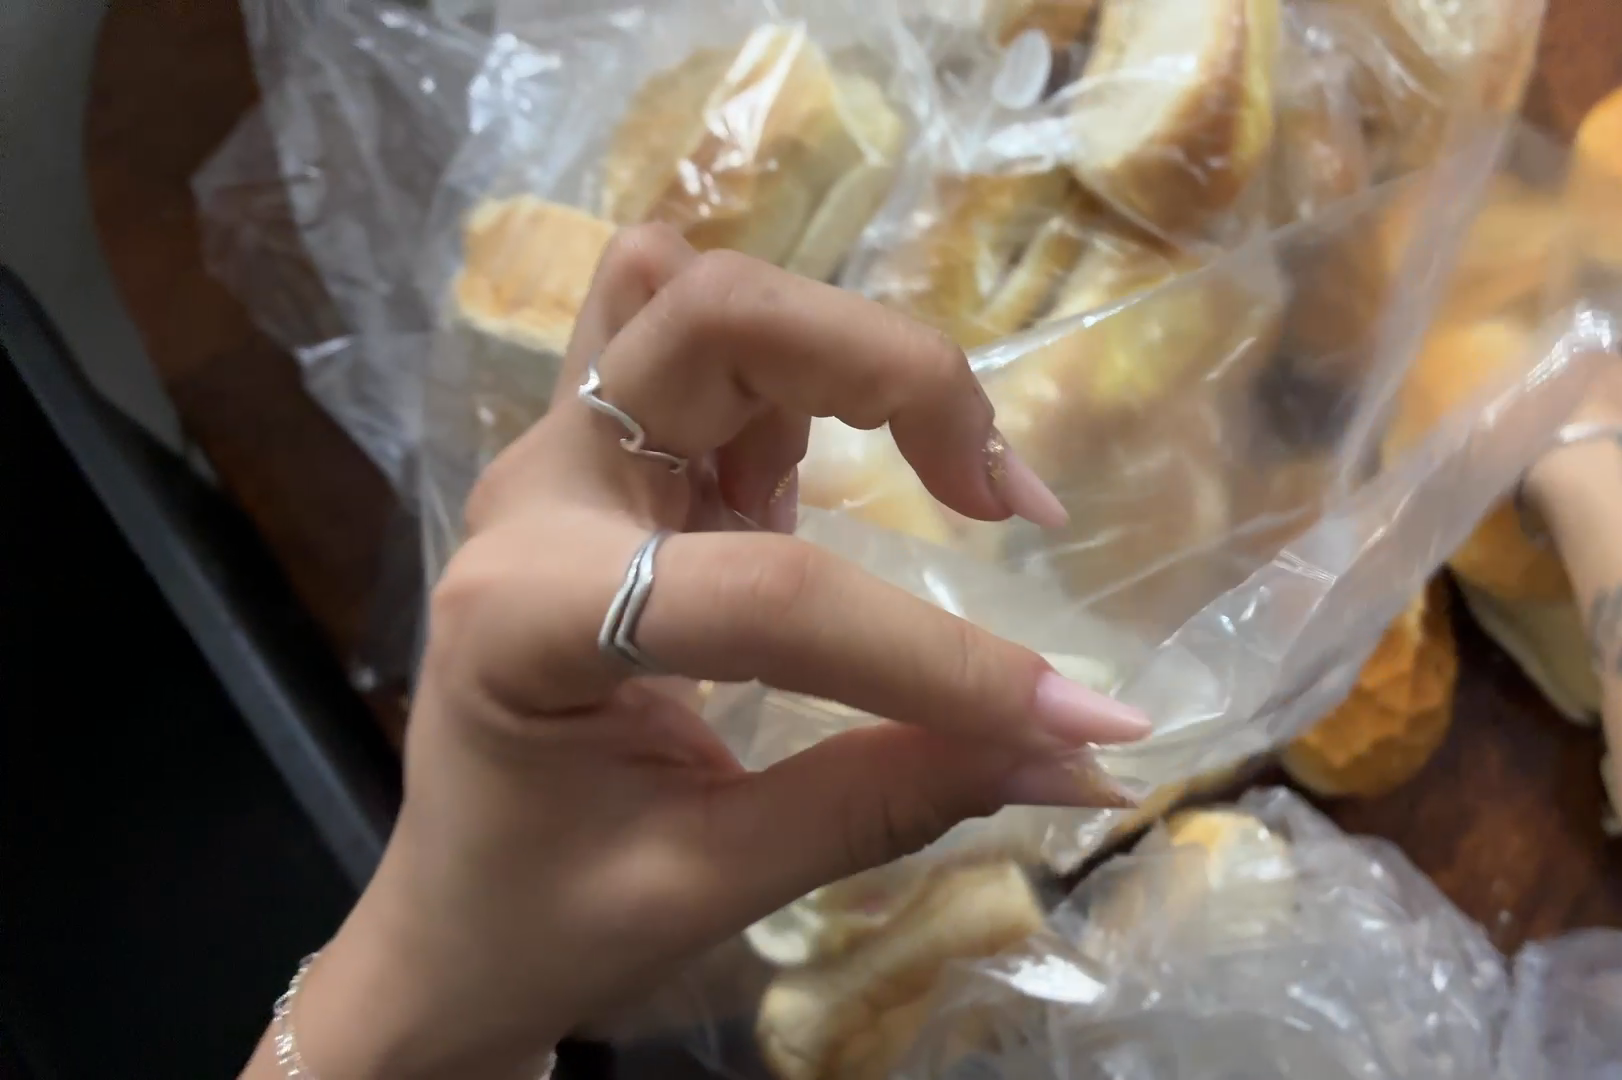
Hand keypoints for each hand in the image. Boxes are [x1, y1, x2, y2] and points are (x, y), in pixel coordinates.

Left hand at [271, 228, 1152, 1078]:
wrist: (446, 913)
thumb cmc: (545, 916)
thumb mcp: (715, 879)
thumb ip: (891, 800)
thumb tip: (1073, 755)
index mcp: (531, 618)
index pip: (777, 597)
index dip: (942, 656)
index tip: (1075, 714)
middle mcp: (541, 495)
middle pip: (719, 317)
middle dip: (896, 373)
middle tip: (994, 497)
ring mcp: (569, 459)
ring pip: (708, 300)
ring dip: (850, 356)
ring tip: (939, 470)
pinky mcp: (609, 461)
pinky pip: (697, 341)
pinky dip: (802, 369)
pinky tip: (837, 461)